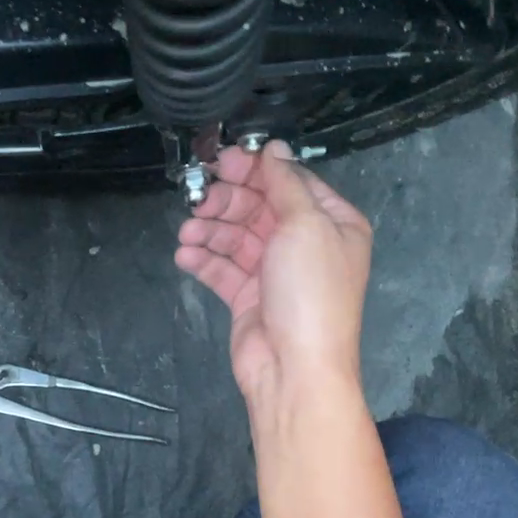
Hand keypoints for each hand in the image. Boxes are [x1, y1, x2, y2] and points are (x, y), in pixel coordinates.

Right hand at [175, 142, 372, 409]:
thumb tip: (273, 150)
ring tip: (187, 232)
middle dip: (228, 201)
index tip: (223, 161)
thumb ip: (286, 184)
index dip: (257, 170)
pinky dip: (203, 261)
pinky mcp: (248, 299)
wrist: (295, 367)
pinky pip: (223, 271)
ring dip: (210, 231)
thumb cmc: (310, 293)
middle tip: (199, 197)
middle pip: (259, 209)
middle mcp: (304, 245)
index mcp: (332, 223)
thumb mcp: (306, 225)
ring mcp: (274, 274)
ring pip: (237, 239)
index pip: (291, 183)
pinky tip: (185, 255)